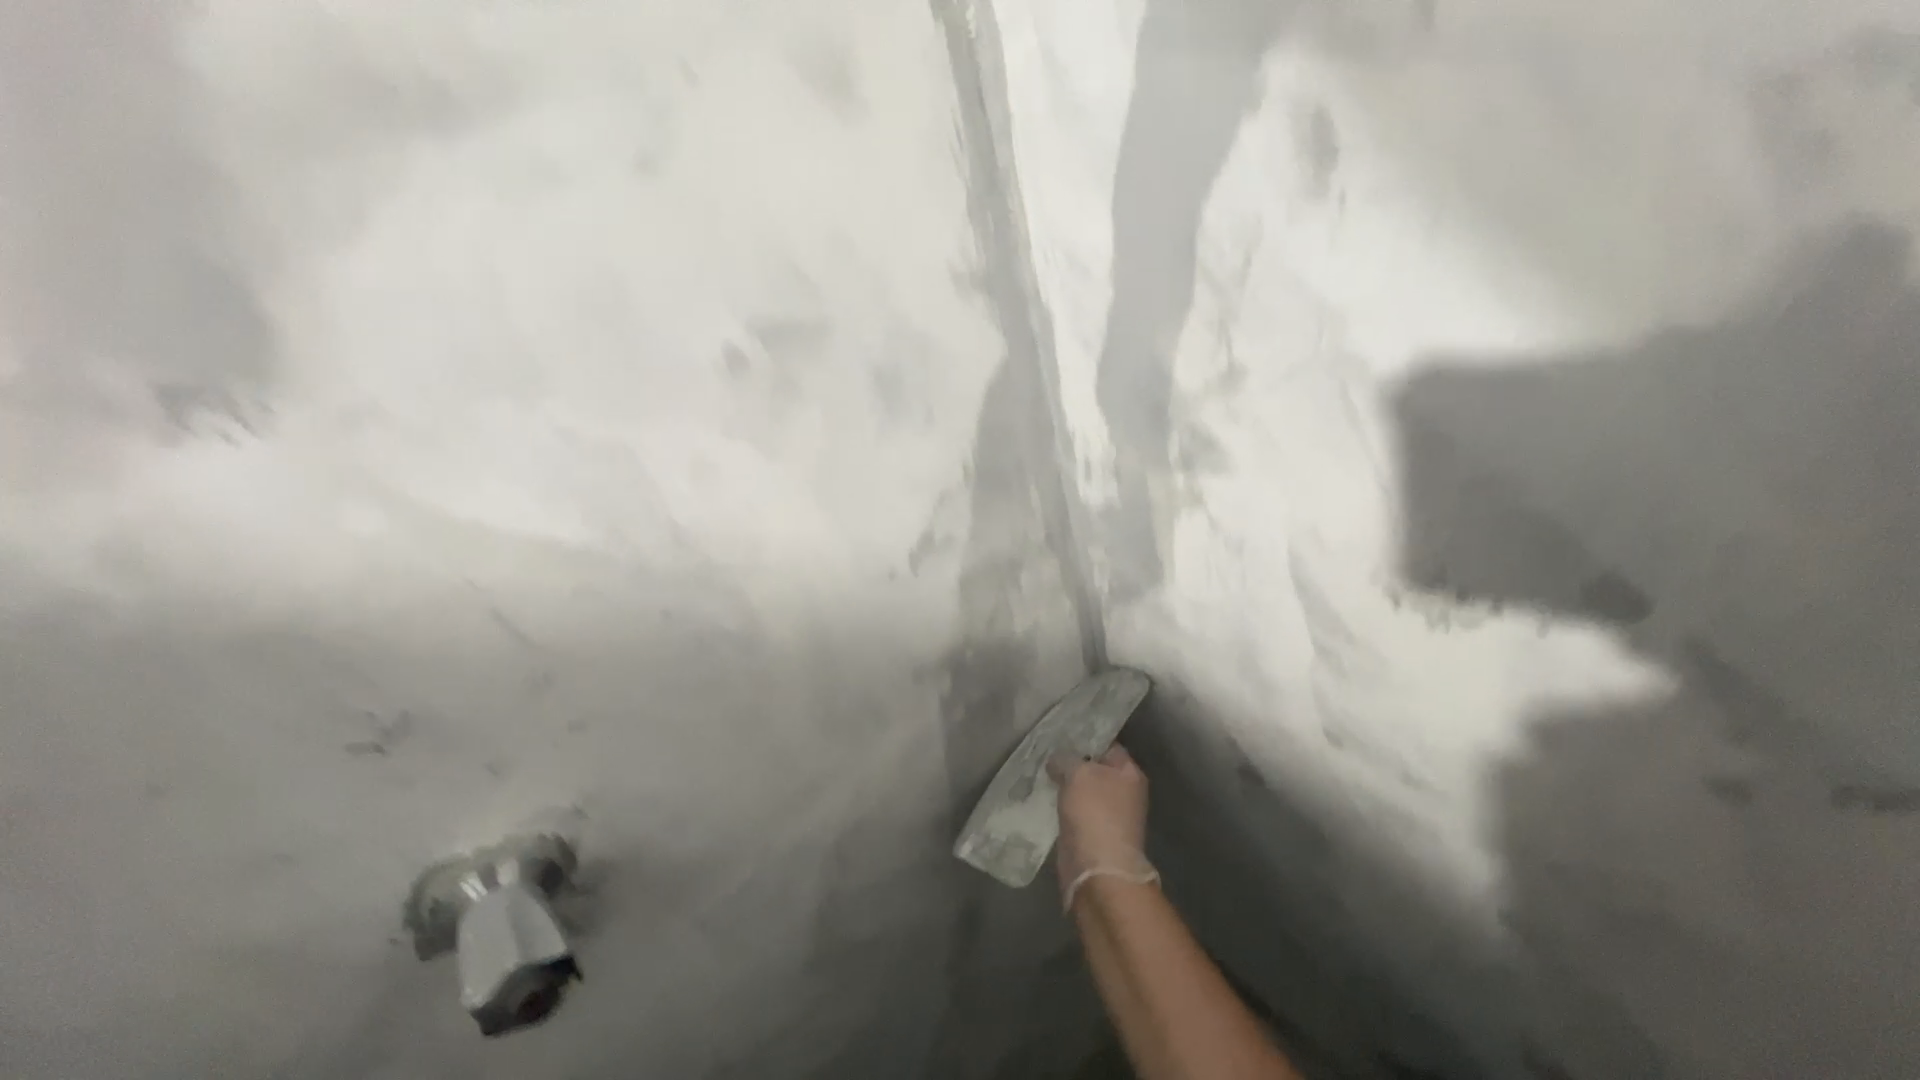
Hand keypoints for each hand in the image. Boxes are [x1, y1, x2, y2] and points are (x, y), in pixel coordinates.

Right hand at [1049, 744, 1155, 908]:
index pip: (1108, 745)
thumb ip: (1066, 759)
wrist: (1097, 868)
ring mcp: (1109, 815)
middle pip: (1095, 768)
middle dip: (1072, 762)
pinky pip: (1075, 811)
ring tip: (1040, 772)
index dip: (1085, 738)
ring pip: (1083, 791)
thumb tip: (1058, 761)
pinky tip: (1043, 796)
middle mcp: (1124, 792)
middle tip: (1045, 752)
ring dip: (1065, 785)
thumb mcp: (1077, 773)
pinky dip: (1062, 805)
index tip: (1060, 734)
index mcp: (1130, 773)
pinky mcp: (1093, 834)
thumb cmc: (1094, 812)